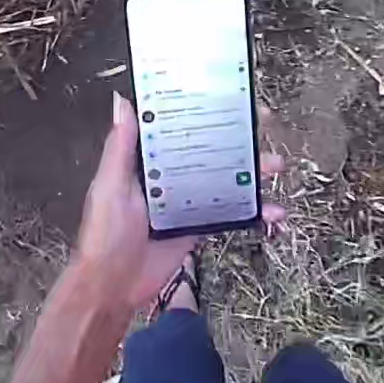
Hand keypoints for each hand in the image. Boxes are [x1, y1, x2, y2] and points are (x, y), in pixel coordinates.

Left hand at [71, 92, 284, 310]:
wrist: (115, 285)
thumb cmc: (106, 232)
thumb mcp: (111, 184)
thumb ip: (120, 146)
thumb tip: (123, 102)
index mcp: (147, 159)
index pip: (179, 126)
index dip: (203, 111)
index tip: (228, 97)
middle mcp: (169, 174)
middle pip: (209, 148)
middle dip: (238, 137)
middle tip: (263, 124)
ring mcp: (187, 200)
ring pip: (225, 178)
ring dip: (252, 171)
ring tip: (277, 166)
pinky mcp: (199, 224)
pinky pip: (230, 212)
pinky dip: (254, 211)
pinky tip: (274, 211)